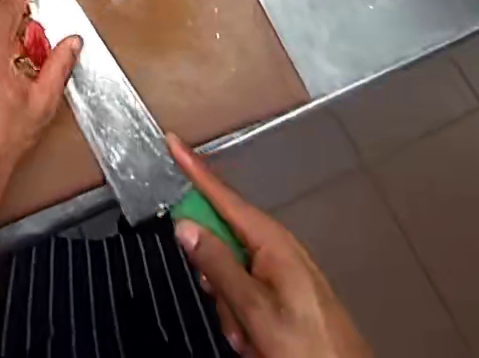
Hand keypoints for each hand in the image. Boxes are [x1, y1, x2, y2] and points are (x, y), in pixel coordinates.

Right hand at [168, 134, 370, 357]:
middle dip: (216, 278)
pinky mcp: (282, 290)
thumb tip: (184, 225)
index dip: (194, 168)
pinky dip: (242, 316)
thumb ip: (218, 265)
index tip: (172, 141)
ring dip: (231, 307)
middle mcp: (274, 245)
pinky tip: (256, 342)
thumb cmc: (306, 347)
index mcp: (270, 239)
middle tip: (234, 317)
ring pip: (229, 271)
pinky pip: (244, 290)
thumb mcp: (256, 311)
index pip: (222, 194)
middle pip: (220, 239)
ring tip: (251, 339)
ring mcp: (279, 268)